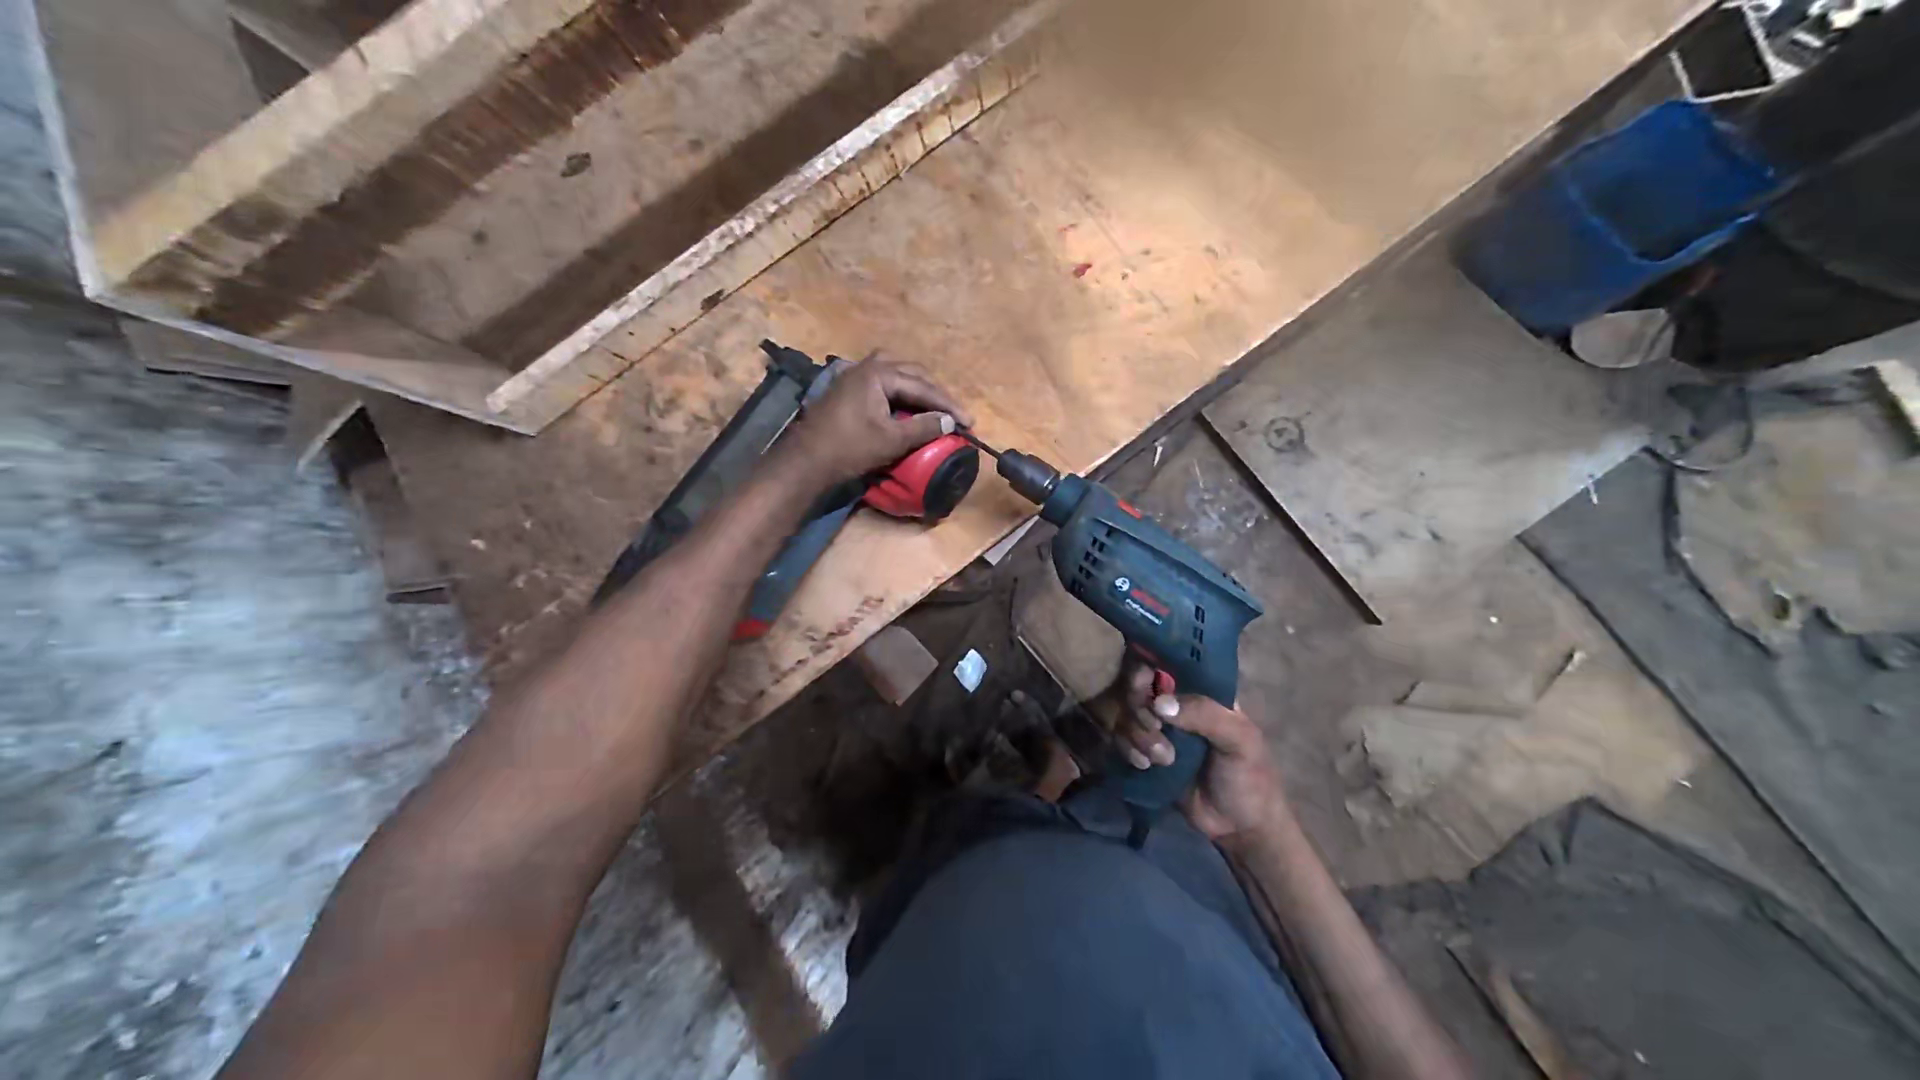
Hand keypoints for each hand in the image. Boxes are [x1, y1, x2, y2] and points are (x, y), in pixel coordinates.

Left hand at [780, 358, 974, 485]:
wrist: (805, 462)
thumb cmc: (849, 448)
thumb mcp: (891, 440)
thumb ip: (923, 427)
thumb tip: (950, 422)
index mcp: (878, 373)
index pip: (922, 386)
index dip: (948, 405)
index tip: (969, 421)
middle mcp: (866, 367)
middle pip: (910, 374)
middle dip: (934, 394)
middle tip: (953, 413)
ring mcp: (853, 377)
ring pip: (895, 377)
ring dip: (917, 391)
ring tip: (934, 409)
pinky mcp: (846, 392)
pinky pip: (882, 386)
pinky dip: (899, 396)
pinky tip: (907, 409)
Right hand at [1113, 666, 1289, 848]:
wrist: (1239, 828)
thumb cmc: (1249, 776)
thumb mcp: (1240, 740)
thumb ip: (1205, 714)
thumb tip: (1159, 704)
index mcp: (1204, 689)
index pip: (1170, 660)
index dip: (1150, 662)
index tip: (1144, 680)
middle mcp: (1177, 702)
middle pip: (1139, 684)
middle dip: (1141, 707)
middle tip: (1155, 728)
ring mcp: (1159, 727)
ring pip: (1128, 712)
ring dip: (1138, 735)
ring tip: (1163, 759)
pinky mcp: (1145, 751)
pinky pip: (1121, 738)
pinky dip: (1129, 750)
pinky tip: (1145, 766)